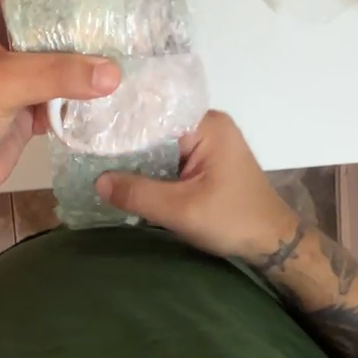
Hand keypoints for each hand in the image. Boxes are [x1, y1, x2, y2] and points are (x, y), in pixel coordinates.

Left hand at [0, 0, 120, 194]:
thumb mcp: (5, 82)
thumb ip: (57, 74)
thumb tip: (113, 73)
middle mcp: (1, 45)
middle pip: (43, 19)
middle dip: (76, 13)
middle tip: (120, 3)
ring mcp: (16, 79)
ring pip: (57, 59)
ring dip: (84, 56)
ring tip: (127, 40)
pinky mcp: (29, 110)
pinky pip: (62, 95)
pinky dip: (83, 94)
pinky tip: (113, 86)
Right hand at [95, 111, 302, 262]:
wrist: (272, 243)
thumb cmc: (233, 221)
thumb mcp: (181, 210)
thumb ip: (138, 194)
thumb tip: (97, 181)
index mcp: (206, 125)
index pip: (153, 113)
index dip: (121, 124)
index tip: (89, 133)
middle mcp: (206, 126)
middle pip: (154, 129)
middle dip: (124, 144)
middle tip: (86, 152)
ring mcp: (206, 144)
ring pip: (158, 147)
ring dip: (134, 160)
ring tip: (96, 165)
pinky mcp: (203, 163)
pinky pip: (167, 160)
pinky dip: (148, 171)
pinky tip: (123, 180)